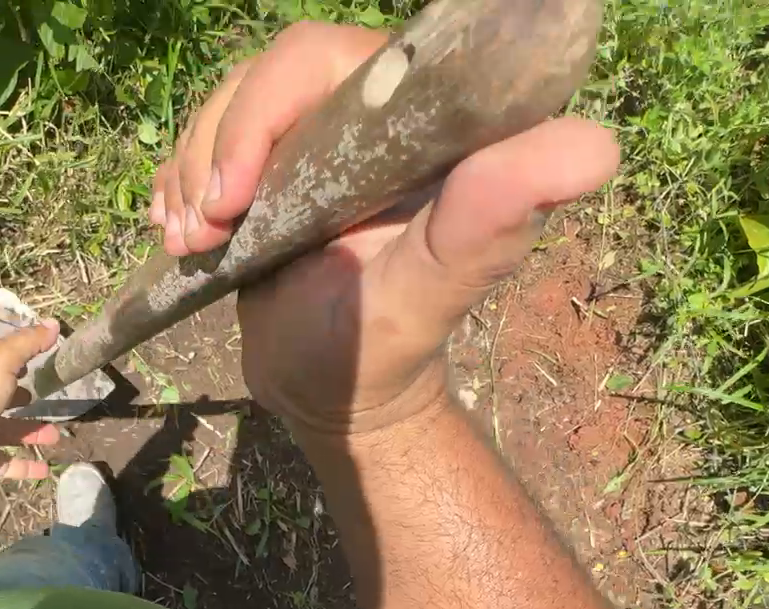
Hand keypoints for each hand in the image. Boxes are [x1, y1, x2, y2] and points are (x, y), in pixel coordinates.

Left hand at [0, 321, 62, 480]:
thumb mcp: (1, 360)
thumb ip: (28, 344)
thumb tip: (54, 323)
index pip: (4, 366)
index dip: (22, 364)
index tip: (44, 365)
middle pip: (7, 401)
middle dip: (28, 401)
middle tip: (54, 405)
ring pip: (11, 433)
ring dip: (33, 434)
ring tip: (57, 438)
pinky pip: (7, 464)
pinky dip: (25, 468)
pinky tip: (46, 471)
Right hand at [152, 24, 619, 436]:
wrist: (324, 388)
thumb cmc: (380, 352)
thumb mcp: (428, 294)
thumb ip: (488, 225)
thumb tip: (593, 149)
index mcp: (413, 125)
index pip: (324, 59)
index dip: (263, 107)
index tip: (232, 195)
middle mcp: (362, 120)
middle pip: (265, 77)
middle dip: (213, 148)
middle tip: (199, 233)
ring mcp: (309, 147)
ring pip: (224, 110)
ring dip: (186, 173)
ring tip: (185, 244)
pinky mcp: (268, 178)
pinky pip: (205, 150)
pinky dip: (176, 186)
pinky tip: (175, 236)